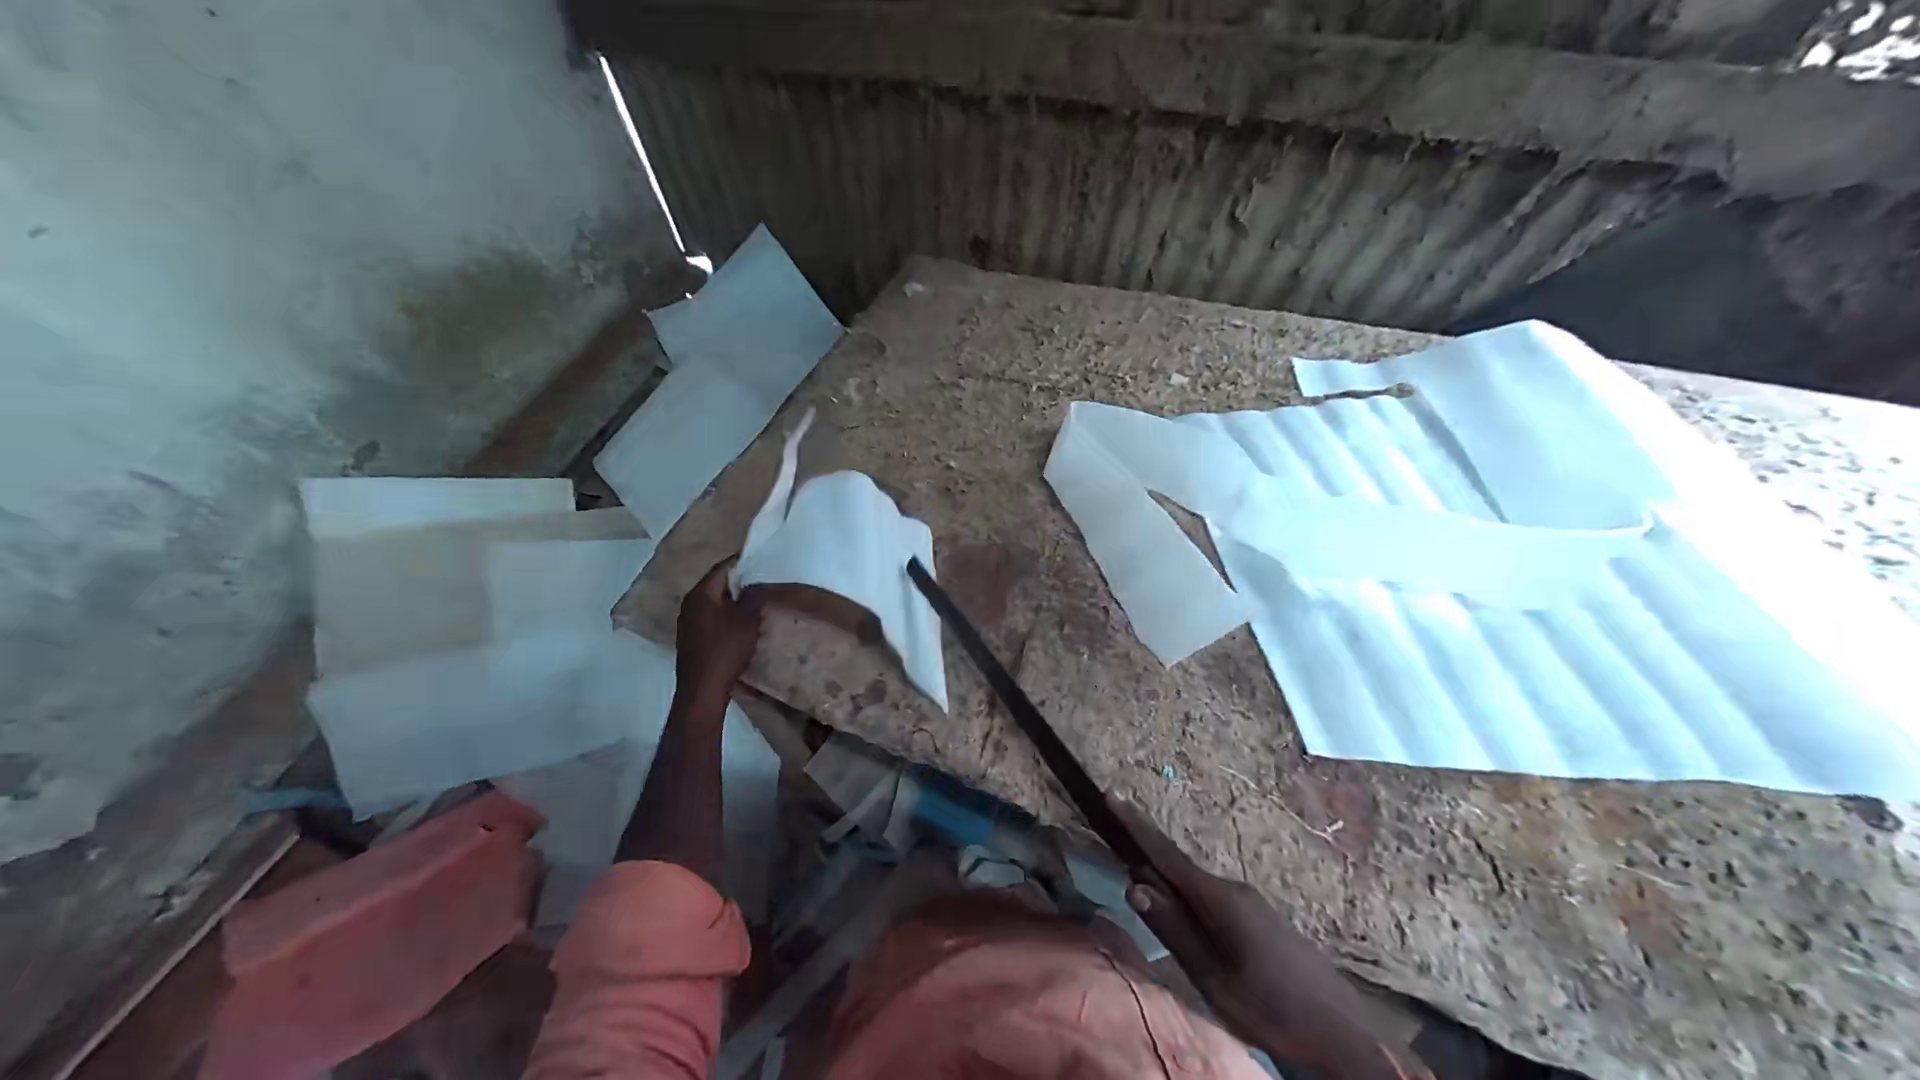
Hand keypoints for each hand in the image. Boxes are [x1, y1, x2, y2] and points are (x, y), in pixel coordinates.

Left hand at [675, 557, 765, 705]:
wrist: (703, 689)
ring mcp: (687, 622)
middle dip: (738, 582)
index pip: (722, 568)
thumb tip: (756, 586)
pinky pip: (709, 617)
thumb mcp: (747, 621)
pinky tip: (740, 622)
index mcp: (701, 594)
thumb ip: (753, 599)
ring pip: (713, 602)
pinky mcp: (690, 637)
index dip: (741, 562)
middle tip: (761, 579)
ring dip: (731, 600)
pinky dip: (725, 614)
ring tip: (754, 600)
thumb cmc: (725, 649)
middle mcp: (689, 604)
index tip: (759, 559)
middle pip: (716, 584)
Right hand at [1114, 799, 1427, 1079]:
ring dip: (1166, 885)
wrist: (1346, 1033)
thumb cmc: (1273, 1008)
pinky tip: (1184, 921)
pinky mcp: (1258, 918)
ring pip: (1194, 887)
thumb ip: (1173, 929)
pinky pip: (1211, 898)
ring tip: (1143, 896)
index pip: (1165, 853)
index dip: (1135, 824)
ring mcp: (1249, 902)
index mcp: (1218, 899)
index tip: (1110, 795)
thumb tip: (1134, 885)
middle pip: (1176, 867)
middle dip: (1144, 857)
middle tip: (1112, 851)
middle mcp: (1232, 889)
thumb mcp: (1213, 978)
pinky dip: (1187, 899)